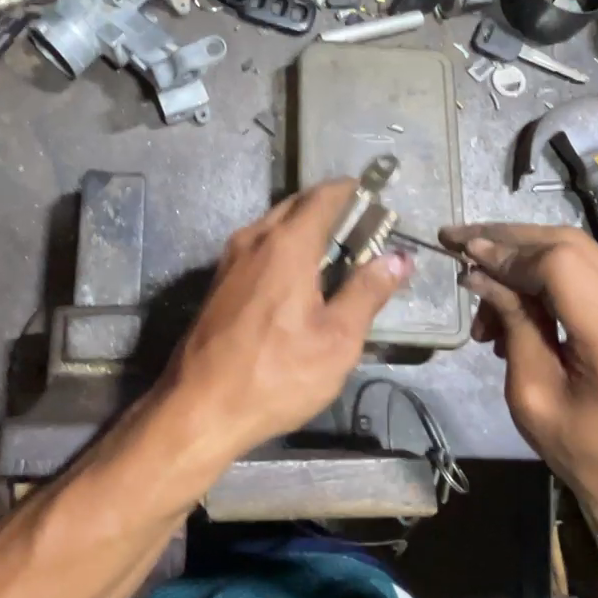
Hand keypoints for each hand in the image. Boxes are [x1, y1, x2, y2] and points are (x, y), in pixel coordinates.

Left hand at [159, 180, 411, 460]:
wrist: (199, 406)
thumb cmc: (275, 374)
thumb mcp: (336, 340)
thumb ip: (367, 293)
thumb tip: (398, 259)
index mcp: (285, 244)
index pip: (322, 197)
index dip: (350, 191)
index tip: (375, 197)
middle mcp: (253, 240)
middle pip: (296, 206)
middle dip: (329, 208)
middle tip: (364, 229)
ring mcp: (230, 260)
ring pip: (274, 226)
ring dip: (305, 229)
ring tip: (338, 254)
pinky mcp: (219, 282)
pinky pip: (259, 249)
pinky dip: (285, 249)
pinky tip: (301, 280)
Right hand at [439, 223, 597, 524]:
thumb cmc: (586, 453)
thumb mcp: (531, 397)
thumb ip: (514, 325)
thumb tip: (479, 272)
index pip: (564, 267)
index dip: (509, 253)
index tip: (463, 253)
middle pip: (575, 247)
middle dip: (511, 242)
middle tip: (462, 244)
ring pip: (585, 251)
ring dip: (528, 260)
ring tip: (490, 296)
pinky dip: (556, 272)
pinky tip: (526, 296)